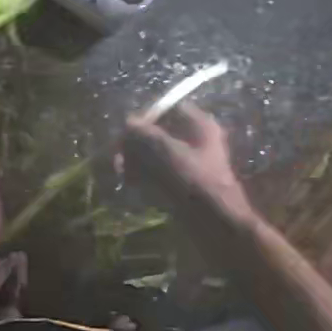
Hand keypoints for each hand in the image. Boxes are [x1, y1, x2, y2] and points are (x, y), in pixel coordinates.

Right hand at [123, 105, 256, 225]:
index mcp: (198, 125)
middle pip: (158, 133)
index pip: (168, 109)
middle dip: (135, 145)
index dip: (145, 117)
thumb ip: (142, 133)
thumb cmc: (191, 180)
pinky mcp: (183, 184)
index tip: (125, 132)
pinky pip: (158, 174)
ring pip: (155, 155)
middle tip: (118, 158)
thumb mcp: (163, 150)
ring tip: (124, 174)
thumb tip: (127, 123)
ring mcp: (190, 163)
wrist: (212, 221)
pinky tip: (133, 186)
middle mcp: (196, 140)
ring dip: (136, 162)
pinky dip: (144, 177)